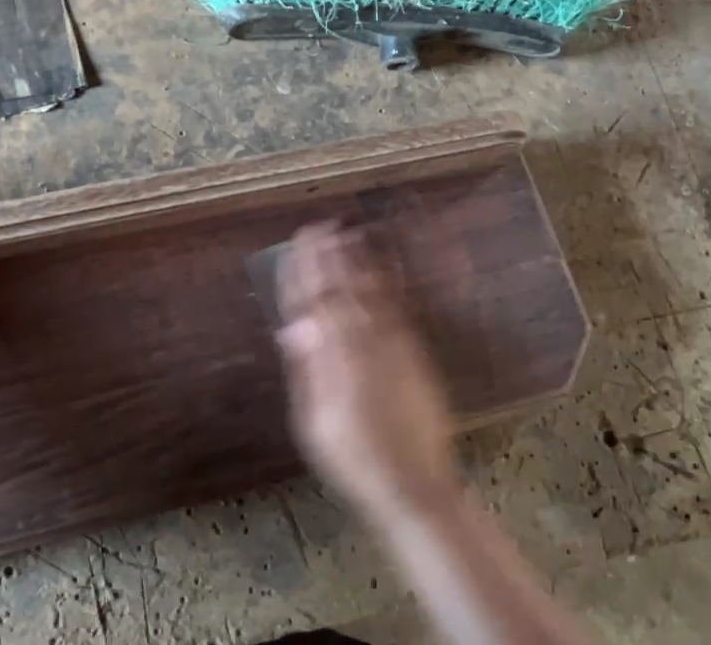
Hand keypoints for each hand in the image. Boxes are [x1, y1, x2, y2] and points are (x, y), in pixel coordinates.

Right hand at [275, 222, 462, 525]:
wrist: (413, 484)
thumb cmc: (352, 459)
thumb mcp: (313, 422)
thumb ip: (307, 371)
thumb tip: (295, 326)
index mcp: (337, 360)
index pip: (316, 303)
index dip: (305, 272)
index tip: (295, 246)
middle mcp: (367, 344)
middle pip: (346, 289)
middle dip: (330, 256)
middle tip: (319, 226)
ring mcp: (396, 347)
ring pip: (374, 292)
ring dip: (360, 260)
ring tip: (348, 233)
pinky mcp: (416, 354)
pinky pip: (399, 307)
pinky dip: (388, 282)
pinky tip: (382, 268)